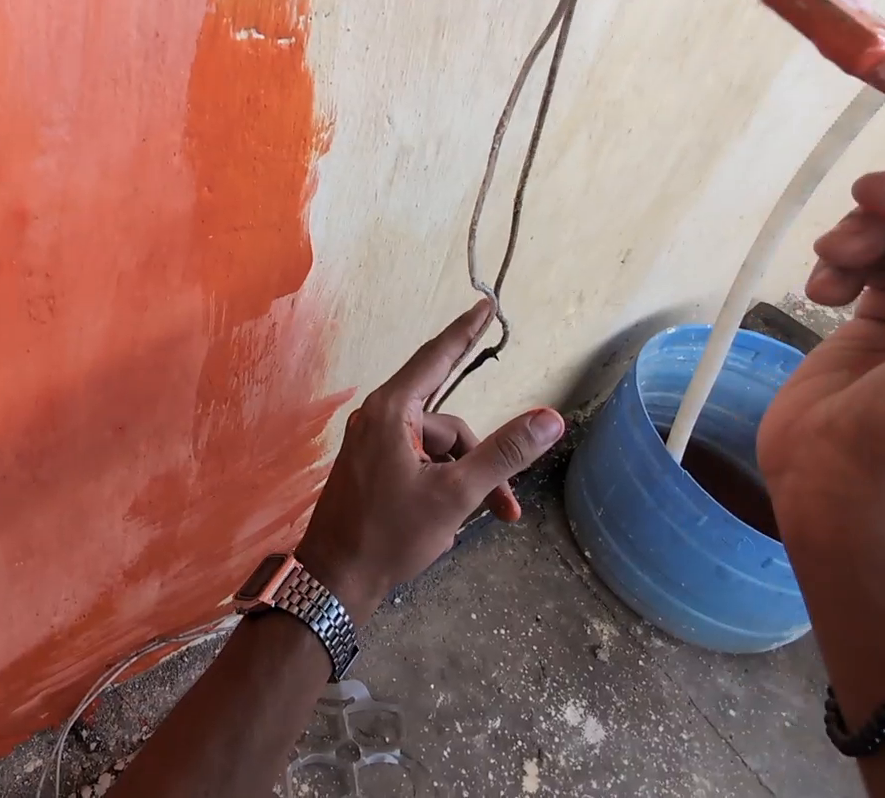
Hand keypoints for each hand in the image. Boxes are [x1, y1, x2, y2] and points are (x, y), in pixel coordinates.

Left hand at [296, 299, 565, 622]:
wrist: (336, 579)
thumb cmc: (389, 534)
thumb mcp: (455, 495)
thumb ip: (502, 454)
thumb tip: (548, 418)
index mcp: (392, 411)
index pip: (436, 357)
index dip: (464, 331)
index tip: (486, 305)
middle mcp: (380, 418)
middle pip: (447, 423)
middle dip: (480, 460)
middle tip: (507, 503)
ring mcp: (374, 443)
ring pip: (437, 449)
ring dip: (465, 481)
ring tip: (482, 521)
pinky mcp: (373, 466)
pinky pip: (419, 462)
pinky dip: (442, 485)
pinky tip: (447, 522)